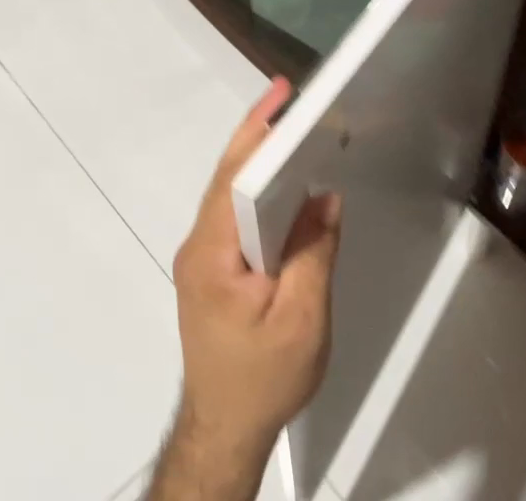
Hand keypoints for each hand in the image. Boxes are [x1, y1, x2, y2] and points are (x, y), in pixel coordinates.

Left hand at [170, 77, 343, 452]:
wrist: (226, 429)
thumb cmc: (264, 377)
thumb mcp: (302, 316)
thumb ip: (313, 251)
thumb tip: (325, 196)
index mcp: (214, 254)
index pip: (235, 178)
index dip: (259, 134)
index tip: (282, 96)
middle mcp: (200, 248)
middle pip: (229, 179)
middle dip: (259, 134)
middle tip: (291, 96)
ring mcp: (204, 260)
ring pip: (232, 196)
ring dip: (261, 161)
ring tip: (296, 129)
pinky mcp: (214, 271)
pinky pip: (238, 217)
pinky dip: (262, 192)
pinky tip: (288, 185)